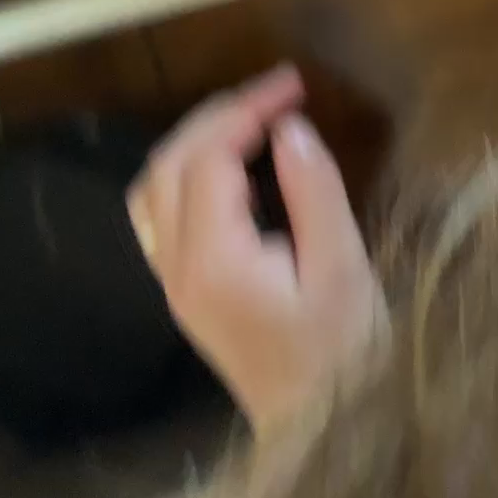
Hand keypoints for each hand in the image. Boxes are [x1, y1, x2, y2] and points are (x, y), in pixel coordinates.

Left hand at [128, 65, 384, 436]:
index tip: (296, 84)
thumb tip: (292, 131)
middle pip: (168, 169)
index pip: (207, 163)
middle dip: (220, 115)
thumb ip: (315, 195)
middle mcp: (176, 266)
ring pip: (155, 190)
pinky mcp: (190, 286)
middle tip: (281, 87)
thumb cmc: (342, 341)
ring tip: (253, 112)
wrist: (320, 412)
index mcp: (213, 260)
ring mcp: (175, 279)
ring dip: (197, 140)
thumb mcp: (342, 265)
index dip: (246, 113)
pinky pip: (167, 212)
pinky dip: (193, 170)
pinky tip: (235, 163)